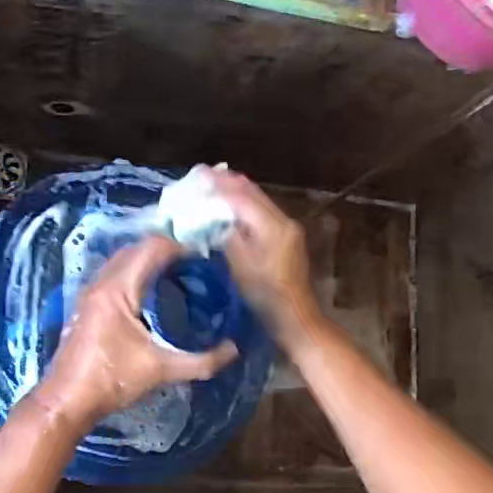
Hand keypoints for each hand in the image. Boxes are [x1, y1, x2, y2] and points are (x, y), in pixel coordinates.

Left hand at [33, 235, 238, 427]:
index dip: (178, 246)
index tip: (201, 255)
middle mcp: (100, 284)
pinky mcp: (84, 306)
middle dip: (163, 250)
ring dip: (145, 260)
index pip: (150, 249)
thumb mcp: (160, 370)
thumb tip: (234, 350)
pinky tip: (148, 293)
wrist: (66, 401)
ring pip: (120, 261)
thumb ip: (201, 361)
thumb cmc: (111, 382)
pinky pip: (111, 275)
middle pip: (134, 249)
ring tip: (174, 274)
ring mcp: (88, 293)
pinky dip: (131, 273)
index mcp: (118, 291)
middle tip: (192, 263)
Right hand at [208, 169, 319, 345]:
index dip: (218, 186)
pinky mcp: (285, 238)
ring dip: (234, 191)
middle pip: (252, 192)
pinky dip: (242, 206)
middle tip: (200, 174)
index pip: (242, 197)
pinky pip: (260, 212)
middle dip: (226, 182)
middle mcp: (283, 221)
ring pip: (257, 200)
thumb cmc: (266, 297)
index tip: (196, 176)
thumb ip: (227, 235)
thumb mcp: (240, 266)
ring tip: (210, 184)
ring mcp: (286, 229)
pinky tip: (227, 207)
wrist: (296, 318)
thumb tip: (212, 215)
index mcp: (274, 226)